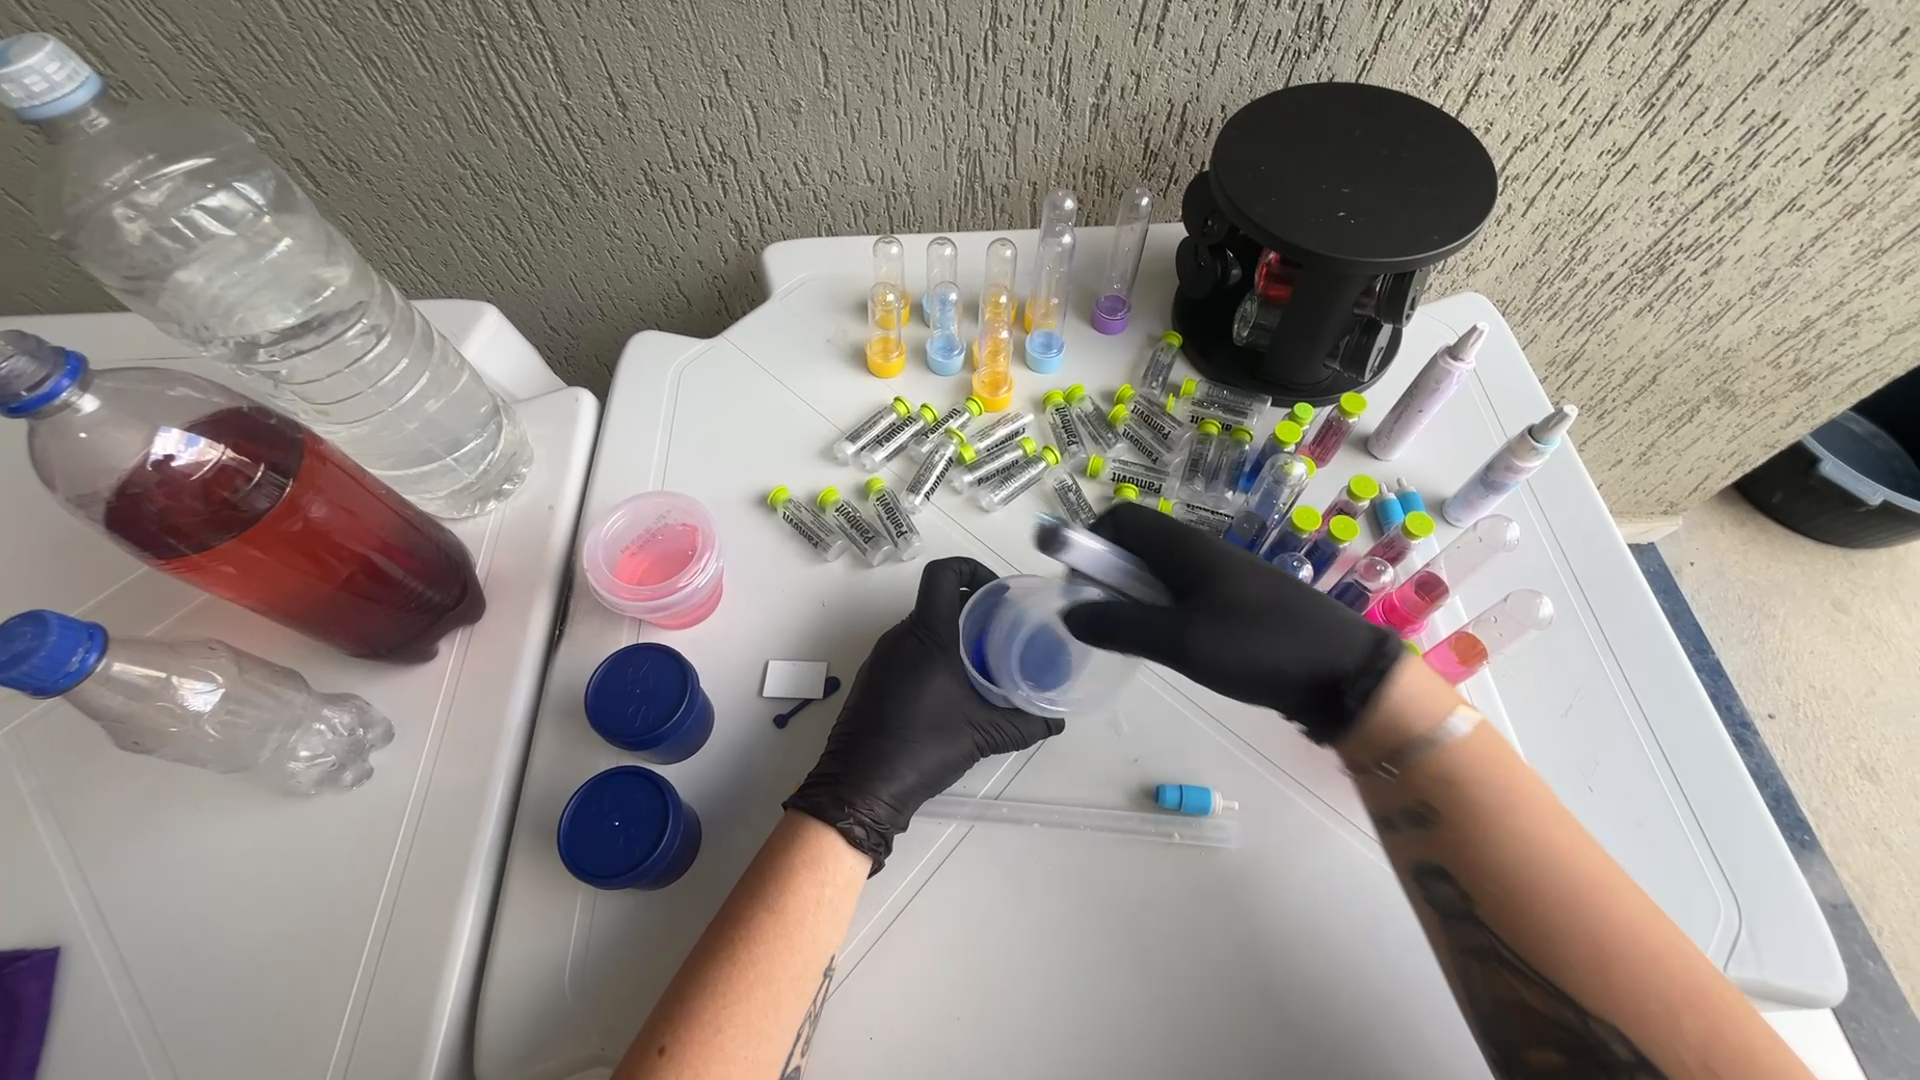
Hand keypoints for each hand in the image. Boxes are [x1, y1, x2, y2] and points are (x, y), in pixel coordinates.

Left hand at [784, 557, 1062, 871]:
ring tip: (987, 658)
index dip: (973, 569)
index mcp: (927, 635)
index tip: (999, 593)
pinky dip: (935, 653)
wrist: (859, 786)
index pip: (944, 574)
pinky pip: (909, 649)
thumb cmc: (921, 748)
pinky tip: (956, 685)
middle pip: (939, 600)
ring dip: (955, 633)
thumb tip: (1056, 719)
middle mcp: (900, 636)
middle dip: (974, 607)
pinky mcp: (873, 677)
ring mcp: (882, 656)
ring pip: (924, 626)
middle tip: (1006, 629)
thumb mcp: (984, 735)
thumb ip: (1026, 723)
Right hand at [1060, 503, 1403, 743]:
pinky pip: (1182, 598)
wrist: (1345, 672)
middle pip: (1135, 547)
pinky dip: (1161, 616)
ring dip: (1133, 601)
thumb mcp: (1182, 641)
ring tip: (1133, 642)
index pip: (1119, 519)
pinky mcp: (1236, 606)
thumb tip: (1070, 614)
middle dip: (1107, 579)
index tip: (1080, 589)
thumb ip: (1121, 626)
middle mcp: (1200, 553)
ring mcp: (1221, 579)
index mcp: (1185, 547)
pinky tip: (1170, 649)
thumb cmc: (1261, 647)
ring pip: (1158, 576)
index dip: (1089, 545)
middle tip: (1102, 624)